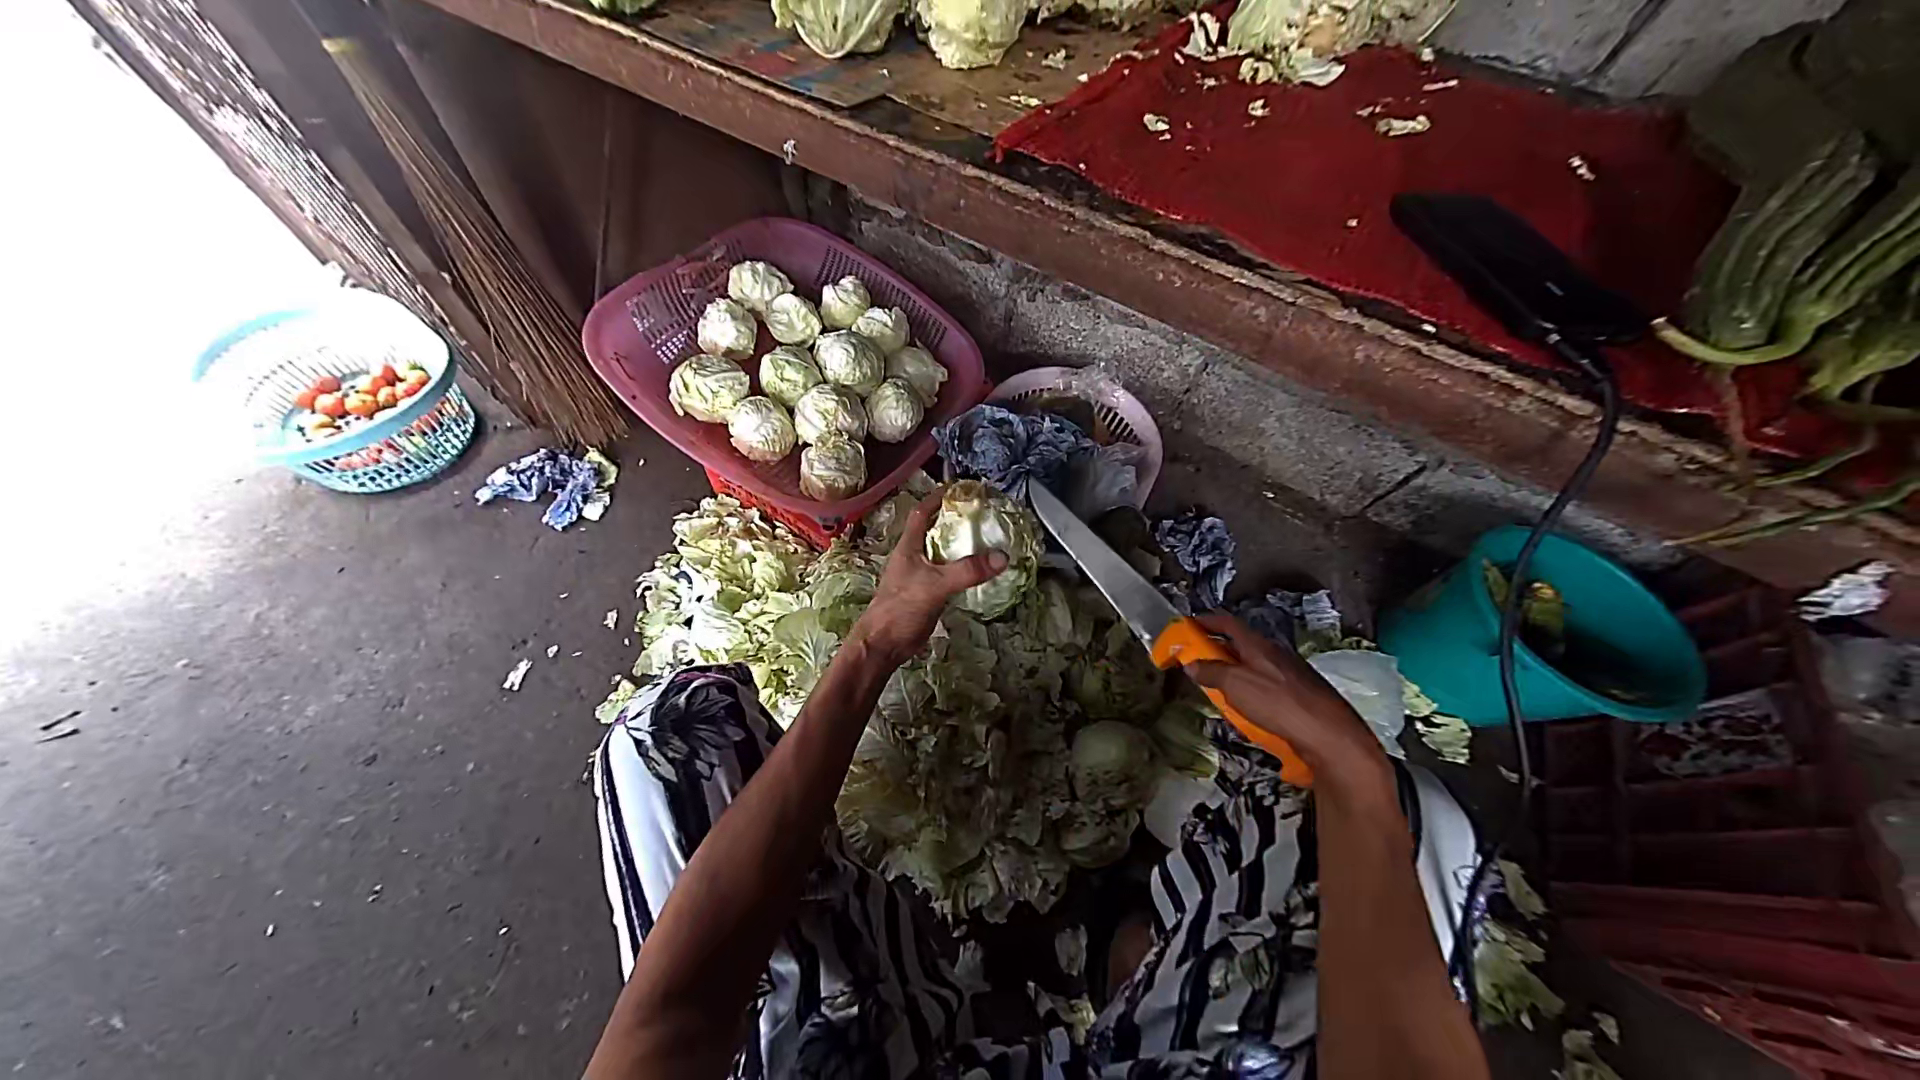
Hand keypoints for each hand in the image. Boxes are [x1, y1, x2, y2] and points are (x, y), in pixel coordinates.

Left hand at [850, 488, 1008, 665]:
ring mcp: (920, 576)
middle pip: (934, 531)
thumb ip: (967, 571)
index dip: (937, 498)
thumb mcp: (935, 585)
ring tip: (986, 539)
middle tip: (981, 514)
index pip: (921, 513)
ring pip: (943, 554)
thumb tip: (1002, 557)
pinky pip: (949, 575)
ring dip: (961, 546)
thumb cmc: (901, 608)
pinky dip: (964, 570)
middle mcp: (914, 557)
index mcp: (909, 547)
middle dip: (955, 521)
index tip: (959, 489)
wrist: (885, 644)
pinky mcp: (928, 594)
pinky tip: (981, 572)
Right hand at [1184, 614, 1391, 788]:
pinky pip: (1267, 686)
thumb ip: (1212, 672)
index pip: (1228, 623)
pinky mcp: (1301, 696)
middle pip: (1241, 645)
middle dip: (1218, 650)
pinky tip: (1250, 710)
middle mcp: (1276, 654)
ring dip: (1235, 672)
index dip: (1207, 621)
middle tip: (1198, 661)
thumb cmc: (1279, 705)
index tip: (1188, 624)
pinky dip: (1251, 691)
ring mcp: (1291, 675)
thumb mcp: (1236, 686)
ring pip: (1255, 666)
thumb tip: (1191, 663)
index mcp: (1259, 646)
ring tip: (1220, 689)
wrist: (1331, 737)